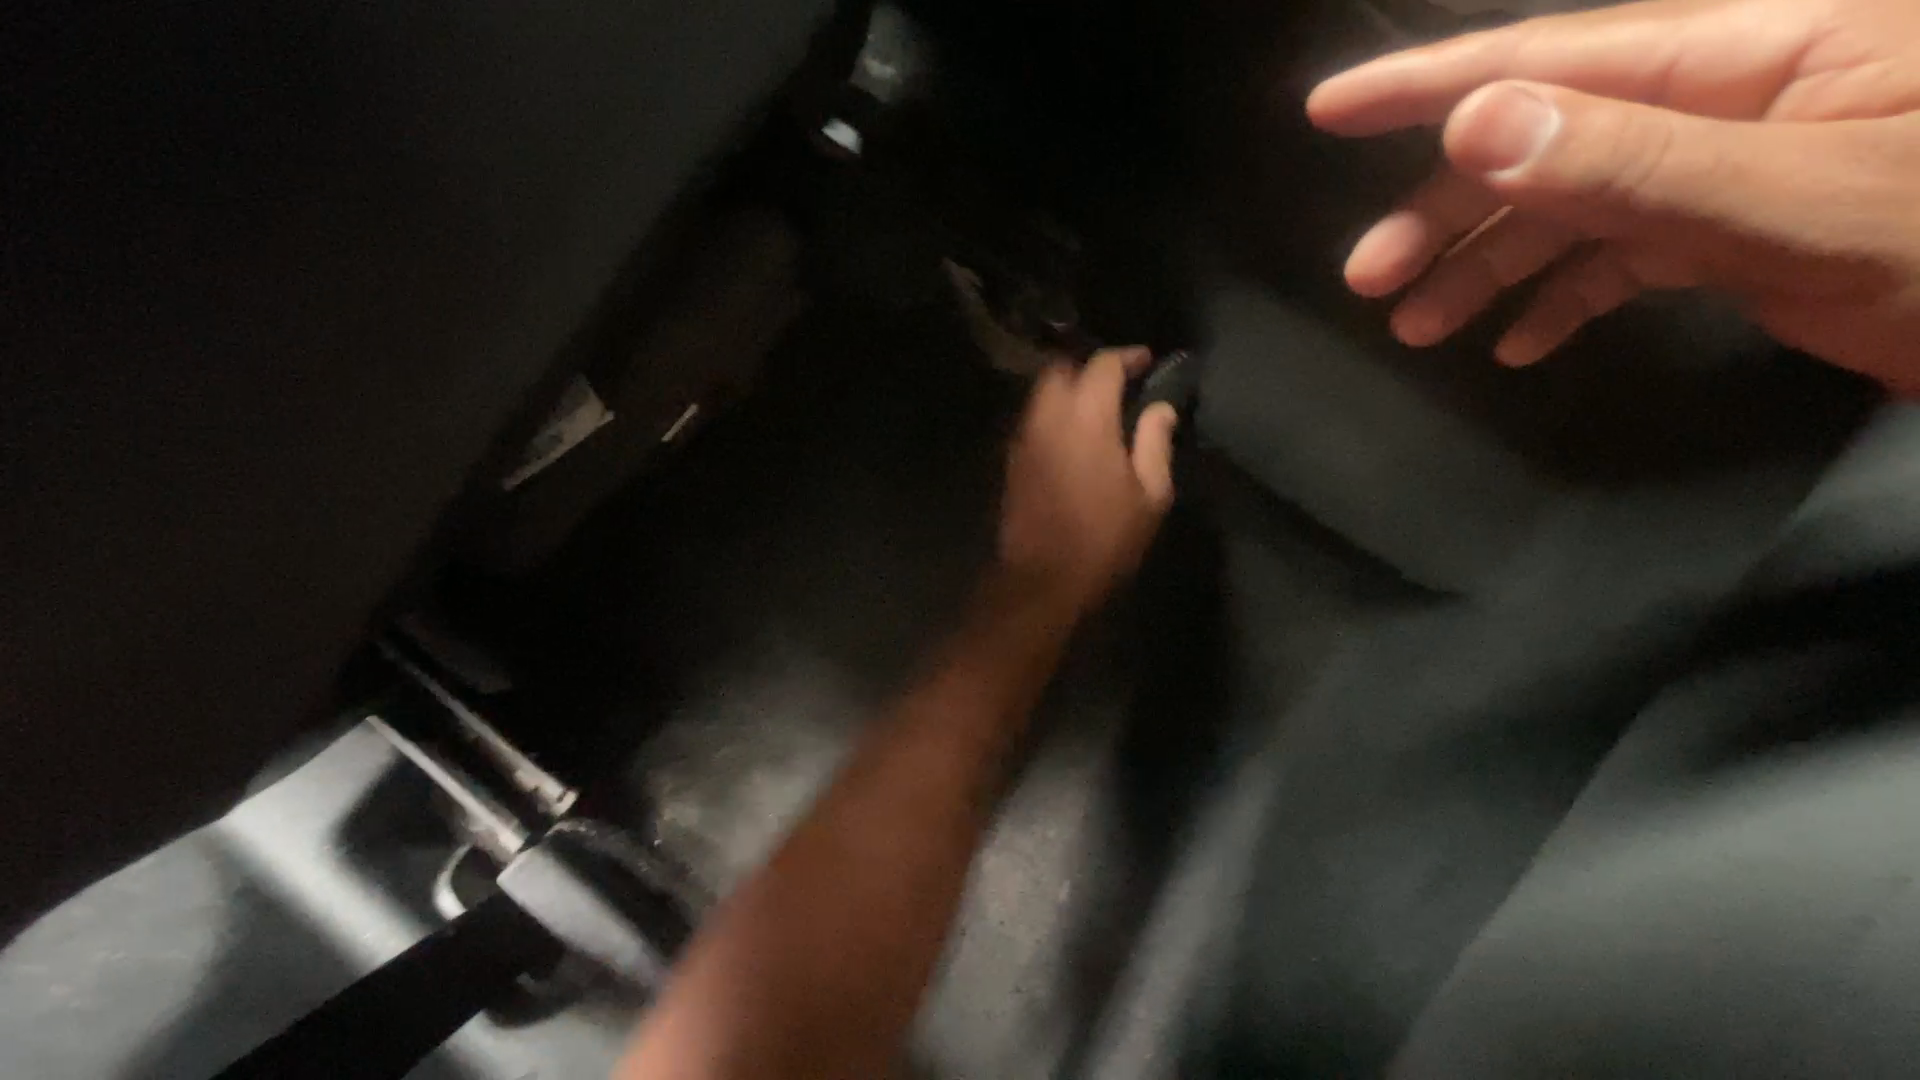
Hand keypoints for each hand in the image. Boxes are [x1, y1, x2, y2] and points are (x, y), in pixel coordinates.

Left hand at [1000, 348, 1178, 611]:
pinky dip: (1052, 415)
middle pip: (1062, 368)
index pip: (1103, 364)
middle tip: (1118, 385)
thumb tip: (1161, 407)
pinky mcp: (1011, 459)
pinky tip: (1072, 437)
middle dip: (1090, 368)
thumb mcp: (1150, 496)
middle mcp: (1047, 416)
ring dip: (1068, 391)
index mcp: (1086, 418)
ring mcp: (1023, 437)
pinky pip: (1032, 419)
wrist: (1041, 580)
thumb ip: (1155, 442)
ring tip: (1096, 410)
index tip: (1148, 362)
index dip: (1128, 357)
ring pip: (1042, 393)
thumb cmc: (1104, 540)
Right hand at [1307, 0, 1919, 392]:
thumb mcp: (1801, 201)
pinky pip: (1613, 257)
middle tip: (1369, 281)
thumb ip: (1634, 163)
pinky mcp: (1731, 234)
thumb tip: (1477, 124)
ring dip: (1483, 268)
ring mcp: (1723, 170)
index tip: (1329, 110)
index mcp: (1752, 53)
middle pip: (1539, 144)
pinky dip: (1558, 299)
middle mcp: (1723, 101)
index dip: (1429, 85)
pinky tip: (1518, 342)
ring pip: (1564, 209)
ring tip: (1420, 328)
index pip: (1552, 61)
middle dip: (1442, 213)